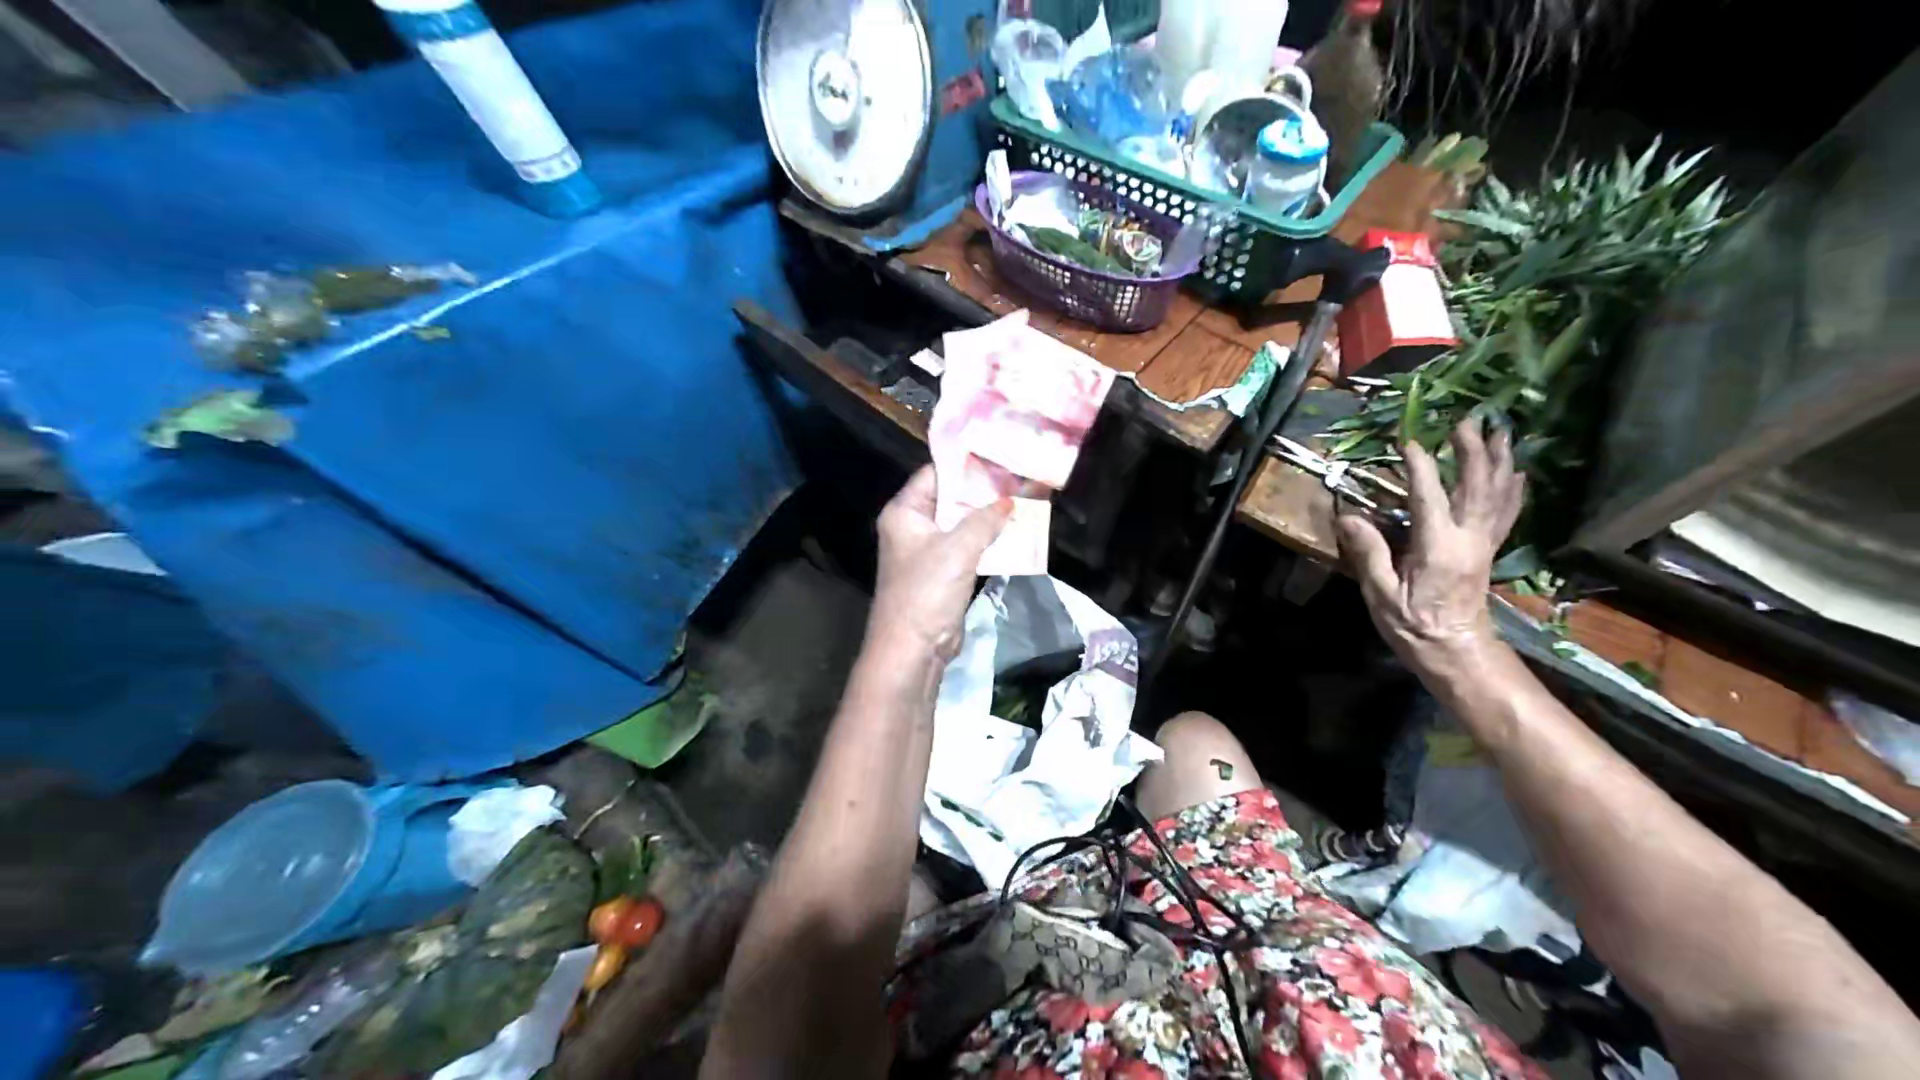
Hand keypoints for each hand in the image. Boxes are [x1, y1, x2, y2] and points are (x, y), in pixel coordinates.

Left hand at [869, 466, 1010, 660]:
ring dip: (988, 517)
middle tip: (1018, 476)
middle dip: (983, 491)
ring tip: (1023, 499)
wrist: (913, 649)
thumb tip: (1011, 500)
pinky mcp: (942, 573)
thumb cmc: (927, 590)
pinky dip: (987, 540)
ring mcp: (927, 551)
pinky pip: (967, 547)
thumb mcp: (958, 548)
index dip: (965, 464)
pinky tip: (1014, 532)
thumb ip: (985, 520)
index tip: (998, 454)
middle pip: (950, 498)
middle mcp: (912, 526)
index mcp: (904, 512)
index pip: (934, 474)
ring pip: (961, 524)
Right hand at [1335, 417, 1524, 677]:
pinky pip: (1506, 513)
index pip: (1429, 496)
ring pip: (1498, 494)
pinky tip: (1516, 472)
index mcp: (1439, 548)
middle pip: (1477, 486)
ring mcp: (1484, 544)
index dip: (1419, 466)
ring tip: (1500, 432)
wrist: (1456, 652)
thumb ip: (1369, 554)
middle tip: (1467, 421)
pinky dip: (1513, 489)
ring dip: (1499, 461)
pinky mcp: (1489, 551)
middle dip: (1472, 451)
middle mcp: (1469, 539)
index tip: (1407, 441)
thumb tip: (1349, 516)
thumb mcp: (1382, 595)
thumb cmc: (1413, 626)